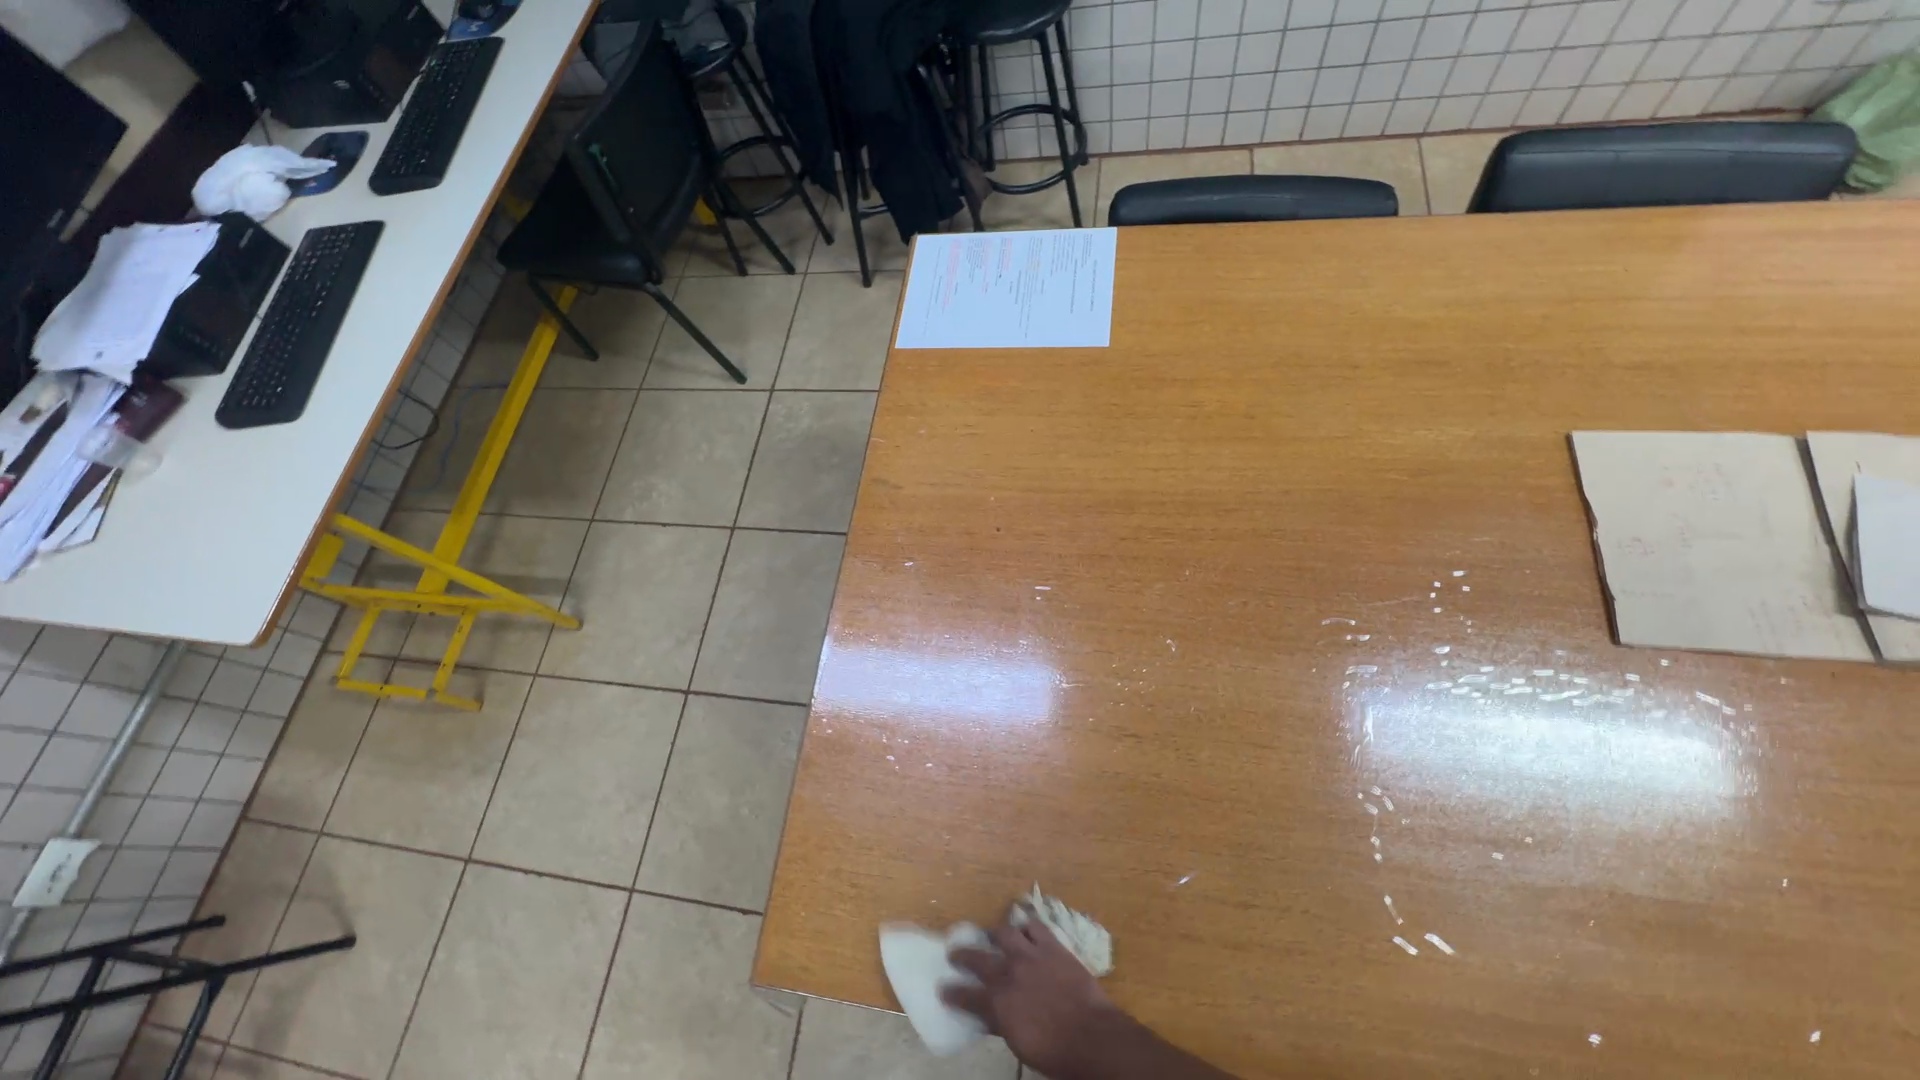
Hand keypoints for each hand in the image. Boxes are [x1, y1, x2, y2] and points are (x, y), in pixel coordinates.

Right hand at [941, 911, 1124, 1078]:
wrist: (1090, 1035)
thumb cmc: (1054, 1052)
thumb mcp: (1019, 1044)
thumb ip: (1002, 1023)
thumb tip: (991, 1015)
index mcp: (996, 1003)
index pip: (965, 996)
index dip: (952, 993)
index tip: (943, 989)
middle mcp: (1008, 973)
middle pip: (978, 959)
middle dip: (963, 955)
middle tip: (955, 953)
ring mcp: (1030, 956)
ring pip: (1004, 933)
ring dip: (995, 933)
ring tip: (991, 933)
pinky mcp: (1052, 947)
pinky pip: (1035, 927)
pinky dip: (1027, 926)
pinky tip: (1025, 927)